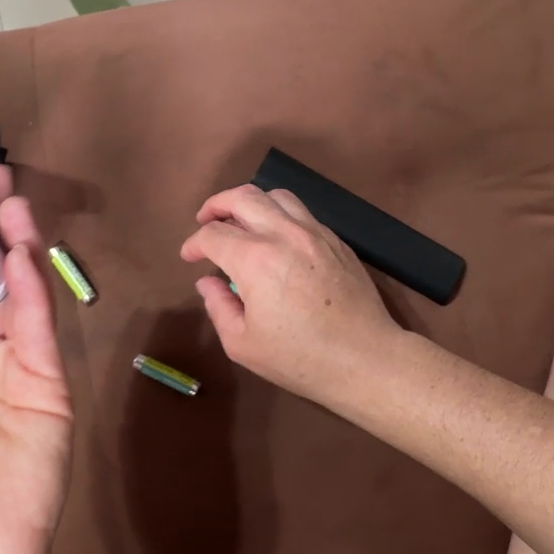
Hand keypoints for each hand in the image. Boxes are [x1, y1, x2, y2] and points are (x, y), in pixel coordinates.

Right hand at [179, 185, 400, 398]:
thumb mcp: (243, 343)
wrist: (364, 358)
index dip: (194, 243)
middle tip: (205, 220)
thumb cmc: (299, 358)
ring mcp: (314, 232)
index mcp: (255, 259)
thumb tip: (208, 282)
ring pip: (276, 195)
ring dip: (251, 202)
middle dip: (216, 205)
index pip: (214, 235)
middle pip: (243, 197)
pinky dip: (279, 213)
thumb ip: (219, 306)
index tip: (189, 256)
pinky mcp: (336, 240)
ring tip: (240, 220)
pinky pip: (302, 211)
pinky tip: (275, 235)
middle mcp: (284, 234)